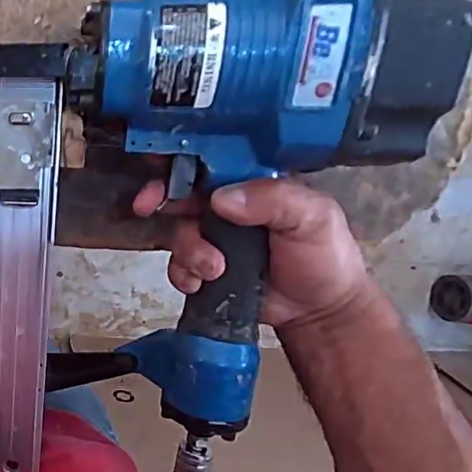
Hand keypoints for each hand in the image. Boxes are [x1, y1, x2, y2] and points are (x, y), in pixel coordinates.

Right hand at [134, 176, 378, 330]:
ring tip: (214, 270)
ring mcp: (213, 238)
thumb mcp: (312, 217)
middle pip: (182, 192)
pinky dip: (182, 274)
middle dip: (160, 196)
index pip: (213, 160)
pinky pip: (178, 265)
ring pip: (179, 232)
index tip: (159, 162)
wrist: (319, 313)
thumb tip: (219, 198)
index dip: (183, 158)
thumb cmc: (324, 256)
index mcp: (252, 183)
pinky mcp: (205, 269)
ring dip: (187, 250)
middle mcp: (228, 206)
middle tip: (147, 205)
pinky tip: (199, 284)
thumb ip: (272, 200)